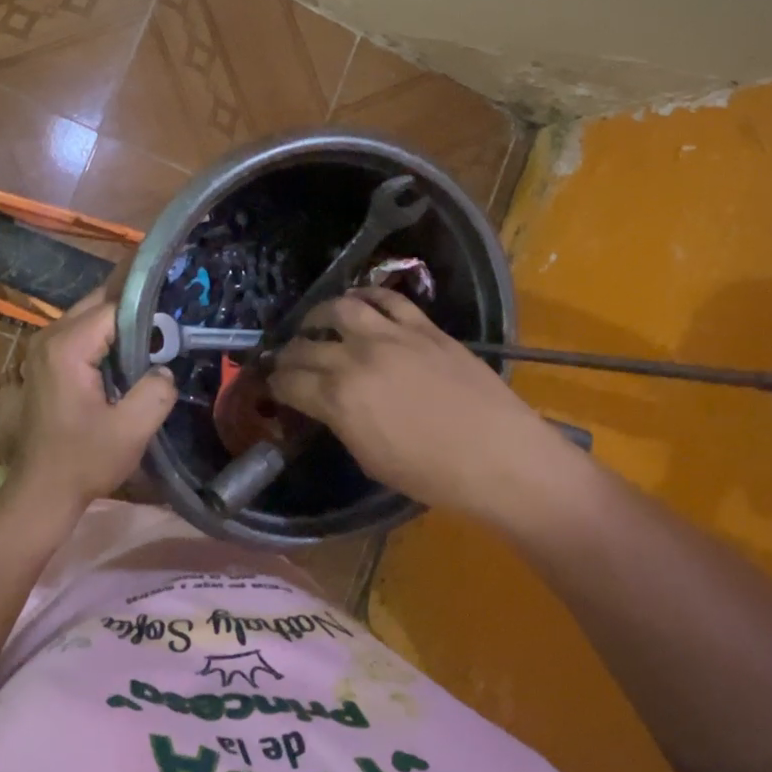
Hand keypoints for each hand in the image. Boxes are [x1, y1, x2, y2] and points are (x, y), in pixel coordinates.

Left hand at [8, 288, 175, 512]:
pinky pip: (77, 336)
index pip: (113, 308)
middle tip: (167, 318)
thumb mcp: (132, 429)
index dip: (146, 312)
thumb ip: (157, 391)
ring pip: (86, 319)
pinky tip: (126, 353)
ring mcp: (40, 350)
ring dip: (117, 323)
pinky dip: (102, 337)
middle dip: (131, 308)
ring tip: (153, 332)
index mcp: (67, 347)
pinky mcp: (42, 364)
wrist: (41, 491)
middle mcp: (48, 338)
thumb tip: (164, 368)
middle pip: (96, 305)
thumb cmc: (84, 460)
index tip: (173, 322)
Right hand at [266, 288, 563, 511]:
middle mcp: (357, 358)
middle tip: (287, 360)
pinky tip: (359, 303)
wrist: (498, 456)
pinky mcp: (424, 327)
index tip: (273, 386)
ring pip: (341, 308)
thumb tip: (328, 406)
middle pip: (306, 345)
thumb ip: (341, 423)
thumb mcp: (370, 459)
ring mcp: (392, 336)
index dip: (275, 383)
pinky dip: (366, 297)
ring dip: (319, 314)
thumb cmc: (432, 474)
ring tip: (316, 323)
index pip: (289, 381)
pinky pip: (387, 299)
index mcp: (339, 399)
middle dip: (288, 353)